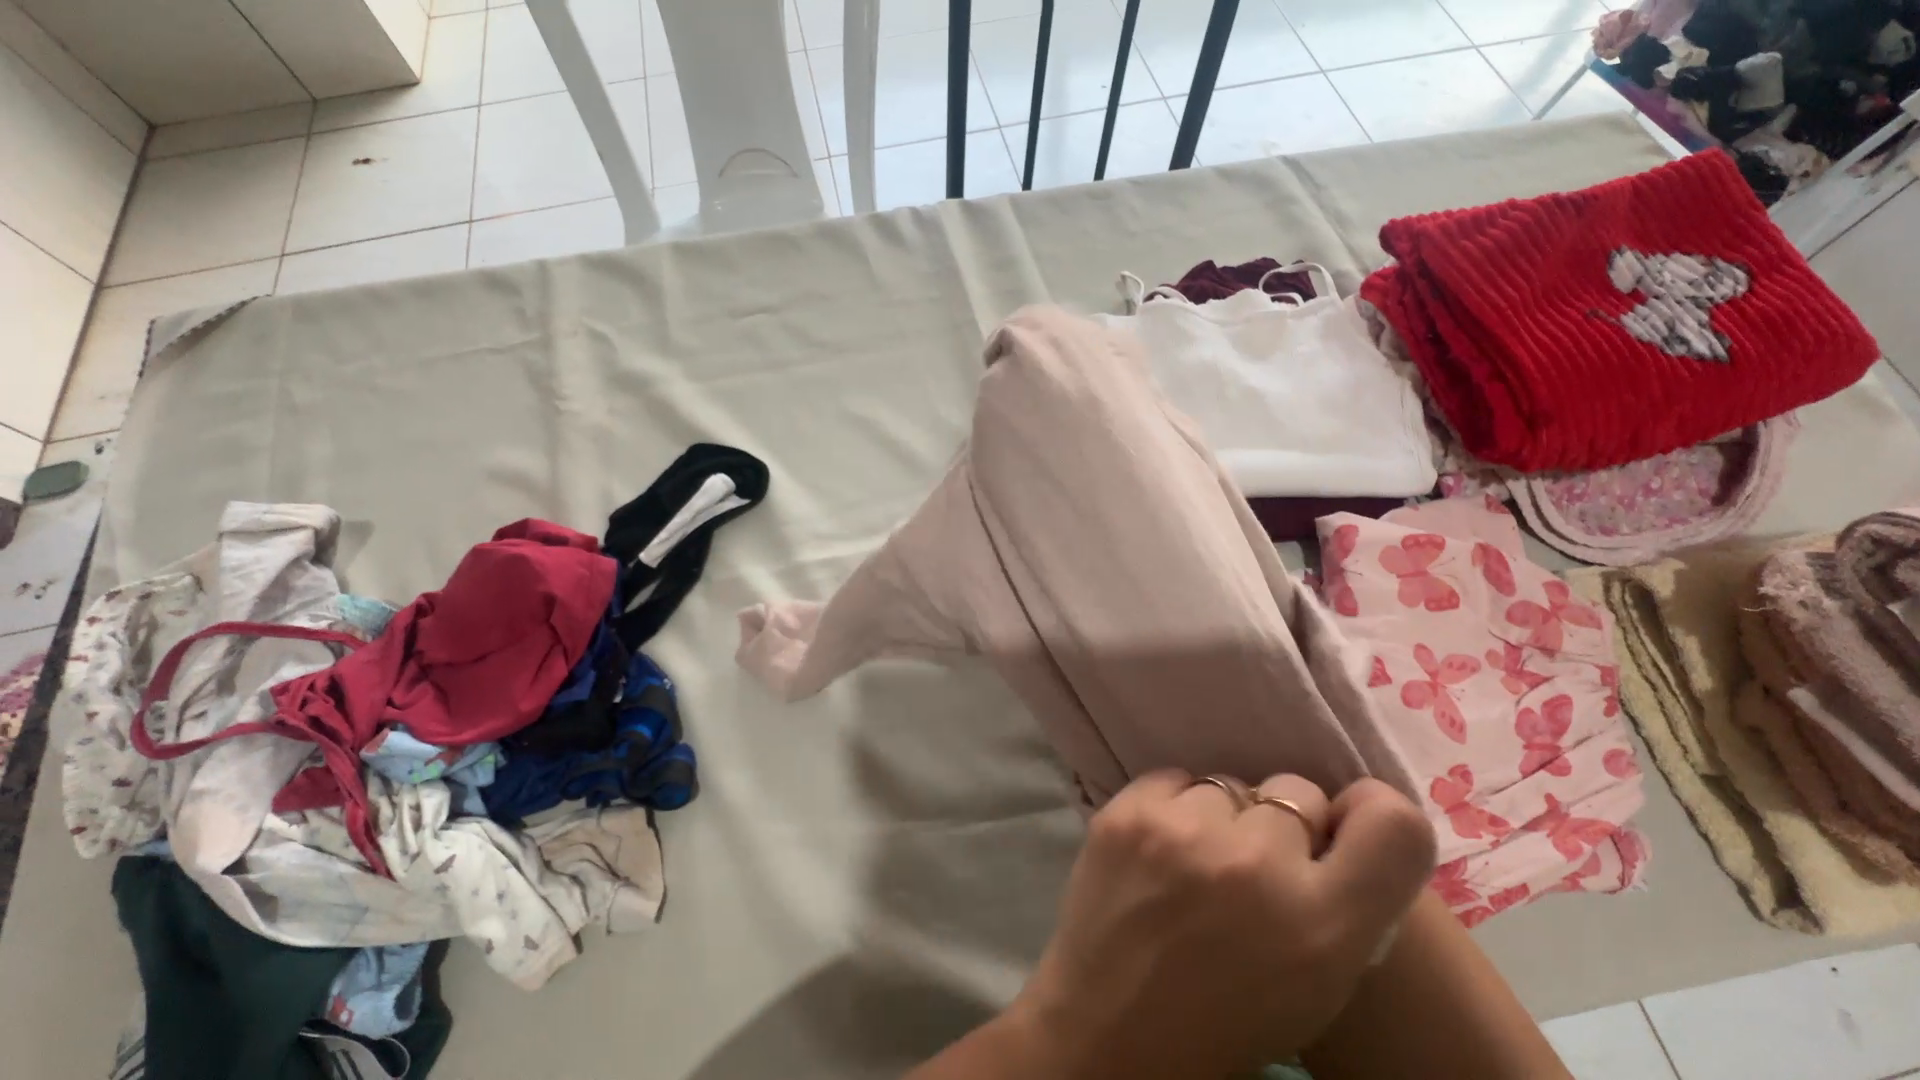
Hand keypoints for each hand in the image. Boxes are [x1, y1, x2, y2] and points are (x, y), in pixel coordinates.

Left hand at [1006, 770, 1436, 1078]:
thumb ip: (1349, 898)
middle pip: (1299, 791)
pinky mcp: (1127, 814)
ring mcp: (1184, 832)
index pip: (1394, 823)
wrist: (1109, 1032)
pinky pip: (1175, 779)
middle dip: (1285, 826)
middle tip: (1253, 868)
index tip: (1343, 828)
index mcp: (1324, 922)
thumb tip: (1344, 818)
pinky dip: (1175, 807)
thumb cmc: (1228, 1016)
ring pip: (1232, 785)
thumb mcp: (1323, 979)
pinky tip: (1161, 850)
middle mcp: (1259, 864)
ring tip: (1198, 864)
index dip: (1372, 816)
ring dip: (1224, 818)